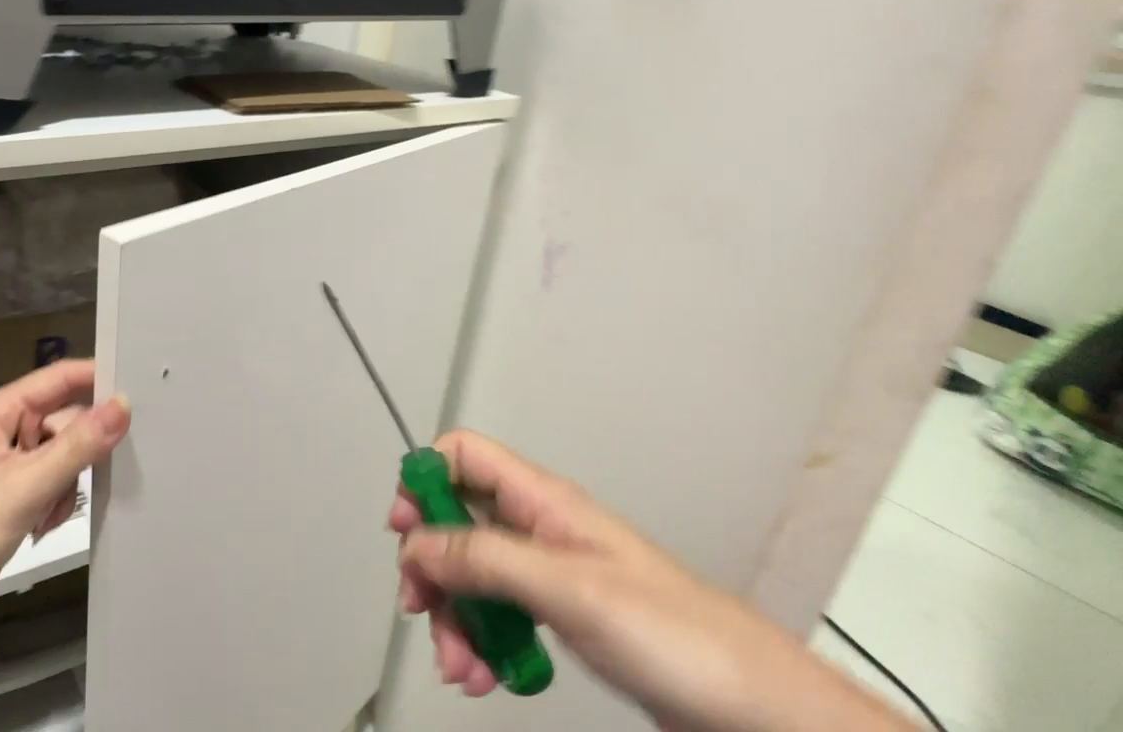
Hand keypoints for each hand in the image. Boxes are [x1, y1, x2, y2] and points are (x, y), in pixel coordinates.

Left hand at [0, 359, 130, 612]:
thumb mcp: (30, 484)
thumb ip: (79, 445)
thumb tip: (123, 405)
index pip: (58, 378)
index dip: (96, 379)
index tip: (139, 387)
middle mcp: (2, 424)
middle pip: (65, 419)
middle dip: (78, 453)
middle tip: (92, 476)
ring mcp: (8, 456)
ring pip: (65, 451)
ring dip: (67, 483)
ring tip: (49, 512)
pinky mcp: (14, 484)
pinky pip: (55, 476)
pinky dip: (57, 498)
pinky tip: (43, 522)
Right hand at [391, 431, 912, 731]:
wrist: (757, 713)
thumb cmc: (680, 639)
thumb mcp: (568, 589)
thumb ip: (485, 558)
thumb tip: (415, 544)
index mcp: (545, 502)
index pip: (464, 456)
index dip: (424, 480)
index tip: (404, 530)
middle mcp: (541, 530)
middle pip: (455, 522)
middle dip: (431, 567)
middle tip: (421, 611)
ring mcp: (551, 575)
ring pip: (472, 576)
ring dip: (454, 618)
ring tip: (462, 669)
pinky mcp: (562, 618)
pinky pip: (499, 616)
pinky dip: (482, 643)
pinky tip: (485, 676)